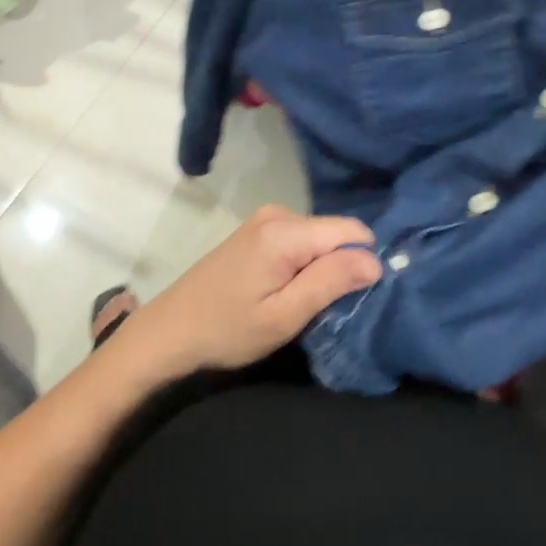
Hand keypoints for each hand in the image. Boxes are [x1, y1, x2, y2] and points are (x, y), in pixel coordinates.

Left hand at [117, 205, 381, 375]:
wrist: (170, 331)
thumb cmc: (227, 330)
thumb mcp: (284, 315)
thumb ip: (330, 282)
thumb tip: (375, 260)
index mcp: (285, 231)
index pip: (352, 231)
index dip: (362, 263)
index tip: (353, 298)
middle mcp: (277, 213)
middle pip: (335, 233)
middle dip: (340, 267)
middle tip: (323, 308)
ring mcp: (264, 220)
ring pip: (320, 239)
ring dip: (321, 269)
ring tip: (302, 303)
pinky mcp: (257, 231)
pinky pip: (301, 241)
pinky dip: (304, 265)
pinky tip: (286, 291)